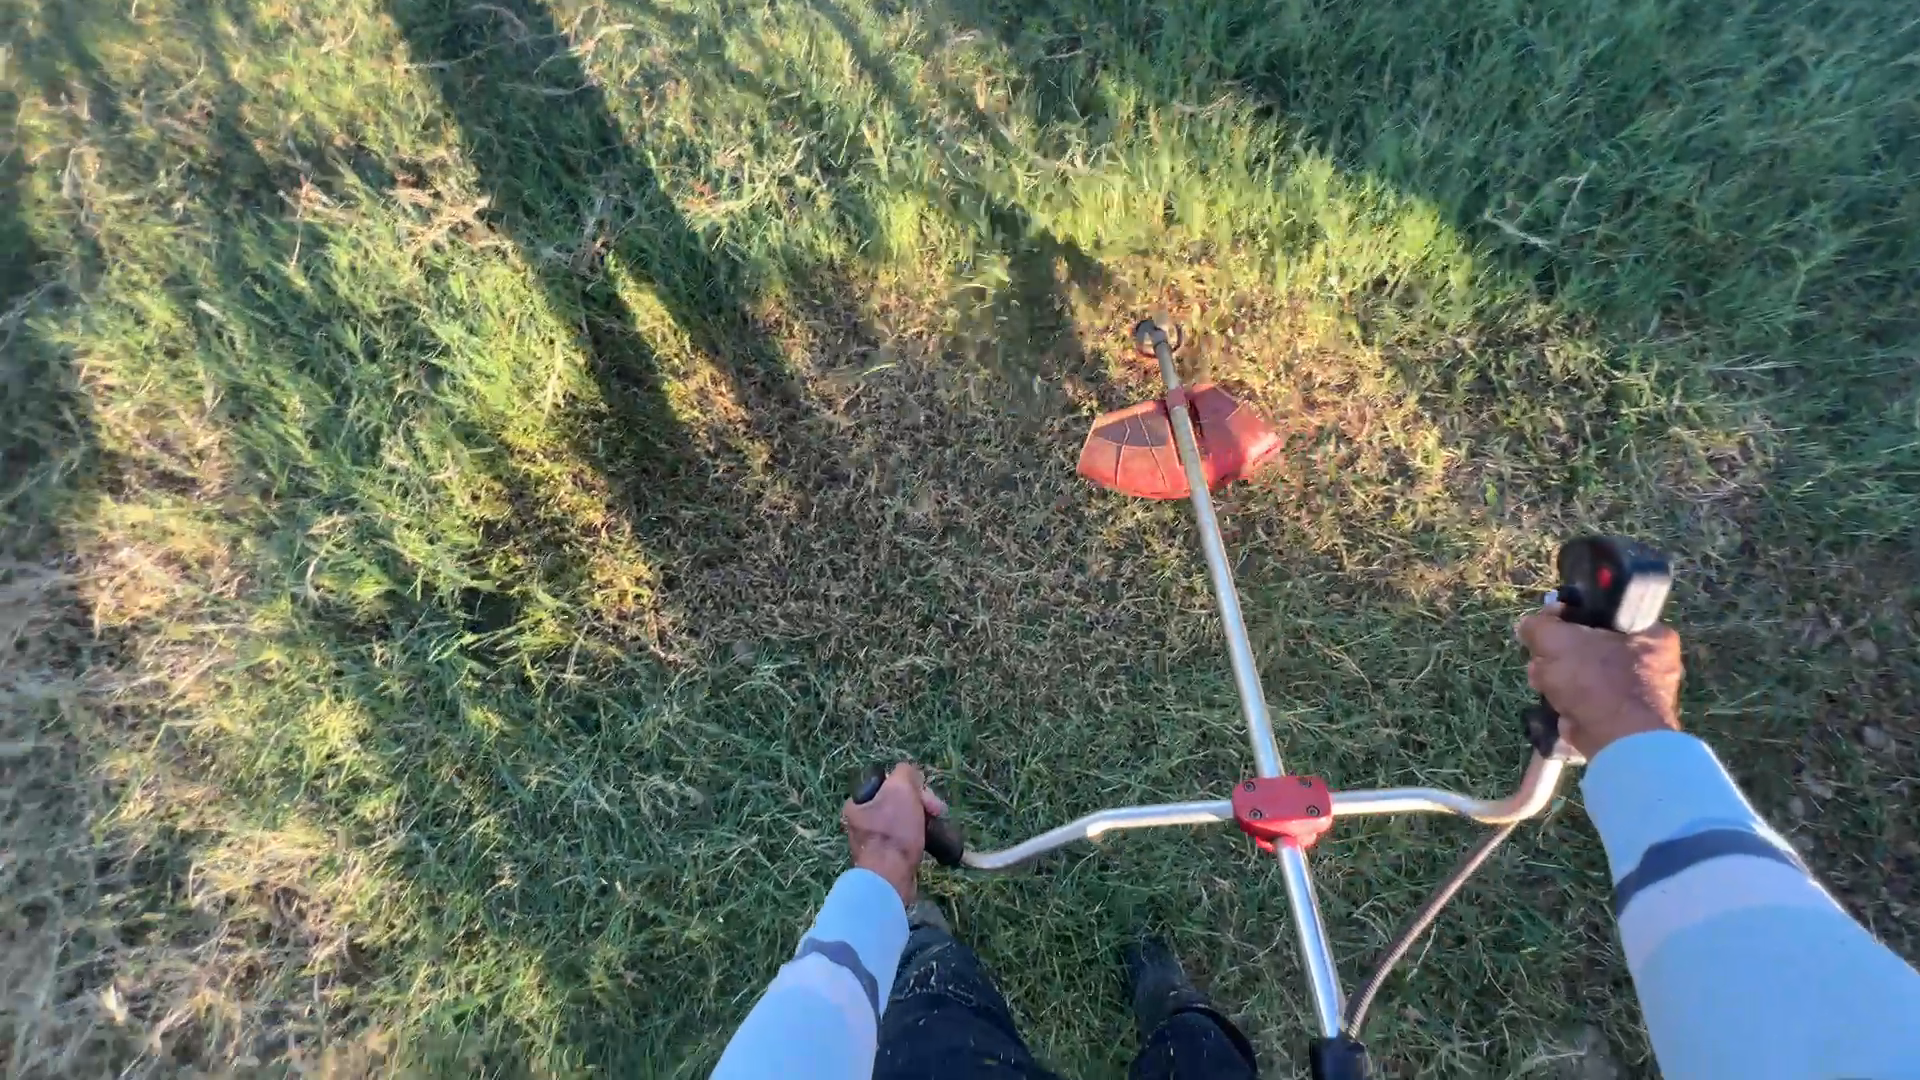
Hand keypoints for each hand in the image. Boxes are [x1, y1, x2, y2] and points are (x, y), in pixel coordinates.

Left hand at [841, 762, 946, 905]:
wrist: (890, 878)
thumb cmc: (894, 831)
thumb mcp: (900, 789)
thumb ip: (905, 773)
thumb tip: (911, 775)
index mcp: (858, 801)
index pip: (890, 783)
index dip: (912, 786)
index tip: (926, 796)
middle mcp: (861, 819)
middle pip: (898, 800)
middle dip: (921, 802)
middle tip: (937, 811)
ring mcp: (872, 839)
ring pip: (903, 818)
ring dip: (922, 818)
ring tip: (936, 825)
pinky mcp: (885, 857)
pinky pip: (904, 837)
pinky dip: (917, 836)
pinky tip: (928, 839)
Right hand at [1517, 604, 1683, 759]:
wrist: (1614, 736)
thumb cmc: (1593, 679)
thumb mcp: (1555, 638)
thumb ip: (1538, 624)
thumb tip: (1530, 626)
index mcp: (1649, 632)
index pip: (1600, 613)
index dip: (1568, 618)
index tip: (1548, 627)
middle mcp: (1650, 658)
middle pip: (1584, 643)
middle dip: (1554, 653)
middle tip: (1544, 660)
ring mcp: (1637, 687)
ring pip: (1579, 668)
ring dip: (1553, 674)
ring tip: (1545, 683)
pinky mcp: (1622, 710)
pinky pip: (1584, 691)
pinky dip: (1565, 694)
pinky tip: (1554, 699)